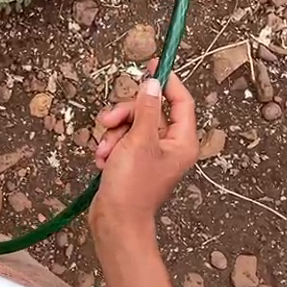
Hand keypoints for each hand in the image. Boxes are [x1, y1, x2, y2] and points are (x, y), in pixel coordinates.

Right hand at [91, 70, 197, 234]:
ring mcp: (151, 153)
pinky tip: (104, 159)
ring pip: (131, 123)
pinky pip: (121, 139)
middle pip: (149, 110)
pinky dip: (110, 145)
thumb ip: (146, 109)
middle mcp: (169, 146)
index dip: (167, 81)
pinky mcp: (133, 160)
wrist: (115, 221)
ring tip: (105, 151)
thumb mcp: (139, 140)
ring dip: (113, 133)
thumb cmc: (132, 187)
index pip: (181, 101)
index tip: (152, 65)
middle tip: (109, 122)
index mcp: (182, 141)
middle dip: (125, 114)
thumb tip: (153, 83)